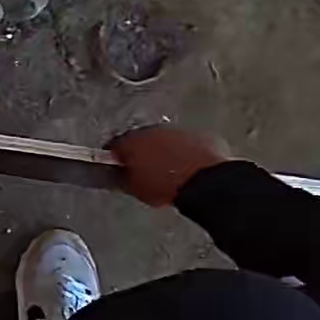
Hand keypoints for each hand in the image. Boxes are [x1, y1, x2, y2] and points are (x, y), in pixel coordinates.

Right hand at [108, 125, 228, 205]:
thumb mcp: (134, 188)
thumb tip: (120, 174)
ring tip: (167, 169)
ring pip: (165, 138)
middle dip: (141, 151)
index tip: (117, 166)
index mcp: (131, 142)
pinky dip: (185, 151)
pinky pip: (187, 143)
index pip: (114, 145)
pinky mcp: (201, 136)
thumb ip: (123, 177)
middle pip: (141, 138)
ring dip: (163, 149)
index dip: (115, 157)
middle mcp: (152, 130)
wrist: (205, 183)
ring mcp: (178, 131)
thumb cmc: (164, 185)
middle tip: (143, 168)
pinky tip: (187, 167)